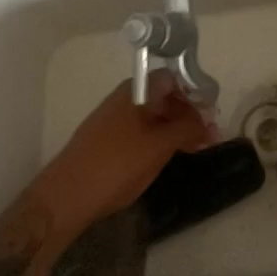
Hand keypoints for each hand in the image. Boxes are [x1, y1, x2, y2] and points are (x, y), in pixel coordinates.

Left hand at [31, 70, 212, 237]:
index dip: (195, 93)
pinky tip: (166, 156)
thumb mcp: (158, 146)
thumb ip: (186, 129)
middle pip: (164, 97)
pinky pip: (140, 130)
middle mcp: (125, 97)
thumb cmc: (116, 165)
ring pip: (153, 116)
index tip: (211, 114)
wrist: (66, 196)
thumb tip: (208, 121)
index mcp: (137, 90)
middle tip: (208, 137)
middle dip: (188, 114)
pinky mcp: (106, 140)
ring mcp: (113, 118)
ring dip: (175, 129)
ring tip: (193, 148)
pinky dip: (158, 139)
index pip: (174, 78)